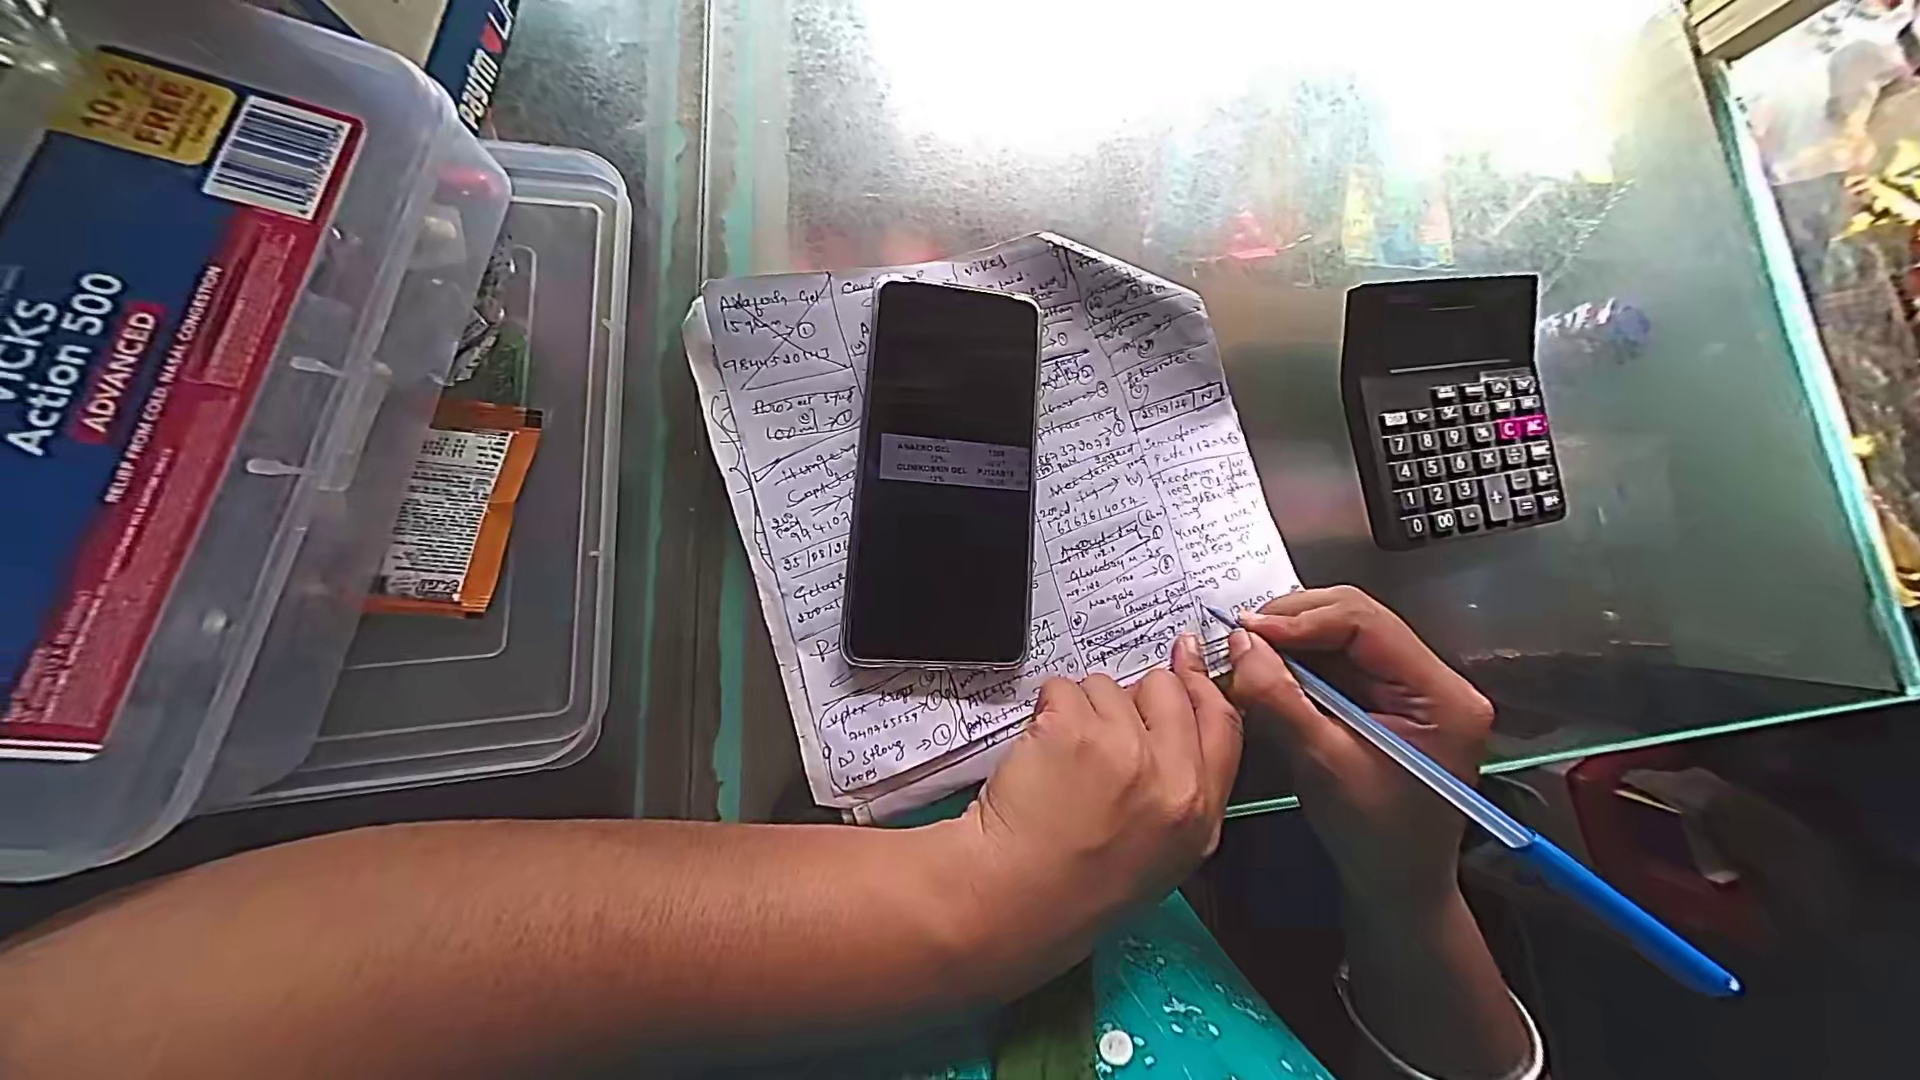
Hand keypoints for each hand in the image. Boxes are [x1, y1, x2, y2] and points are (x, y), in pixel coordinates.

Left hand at [961, 635, 1242, 939]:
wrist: (1014, 898)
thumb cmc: (1076, 881)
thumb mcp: (1159, 849)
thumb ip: (1176, 781)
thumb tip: (1159, 714)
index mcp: (1199, 811)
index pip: (1221, 721)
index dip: (1200, 683)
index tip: (1186, 657)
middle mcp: (1169, 776)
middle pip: (1164, 689)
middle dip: (1131, 697)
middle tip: (1099, 729)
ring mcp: (1122, 748)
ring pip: (1106, 685)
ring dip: (1082, 708)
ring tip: (1063, 760)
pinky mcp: (1072, 729)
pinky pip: (1061, 688)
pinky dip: (1046, 710)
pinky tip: (1039, 752)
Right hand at [1225, 586, 1492, 910]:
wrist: (1395, 880)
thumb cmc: (1374, 834)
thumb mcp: (1322, 763)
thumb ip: (1280, 698)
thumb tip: (1242, 643)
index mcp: (1439, 695)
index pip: (1365, 623)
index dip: (1301, 619)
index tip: (1248, 631)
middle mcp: (1429, 678)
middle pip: (1352, 615)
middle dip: (1291, 620)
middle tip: (1242, 637)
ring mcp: (1403, 683)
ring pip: (1336, 629)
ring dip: (1288, 636)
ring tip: (1249, 652)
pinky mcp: (1377, 692)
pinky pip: (1328, 653)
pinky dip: (1292, 654)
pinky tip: (1267, 667)